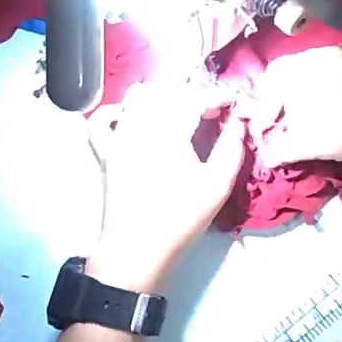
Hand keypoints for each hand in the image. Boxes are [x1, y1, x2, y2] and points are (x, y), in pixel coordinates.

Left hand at [86, 80, 246, 291]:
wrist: (136, 250)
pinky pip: (103, 120)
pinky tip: (134, 118)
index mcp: (169, 132)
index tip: (235, 103)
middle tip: (214, 109)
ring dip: (163, 95)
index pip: (195, 98)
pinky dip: (119, 111)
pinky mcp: (105, 153)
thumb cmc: (180, 219)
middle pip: (167, 90)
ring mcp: (118, 137)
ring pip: (138, 97)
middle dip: (194, 92)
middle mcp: (140, 126)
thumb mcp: (218, 184)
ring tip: (182, 111)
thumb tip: (238, 122)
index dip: (218, 95)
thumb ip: (231, 147)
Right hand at [252, 48, 341, 169]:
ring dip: (306, 106)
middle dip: (283, 109)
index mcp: (311, 63)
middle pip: (292, 78)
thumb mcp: (325, 142)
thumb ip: (288, 147)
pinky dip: (328, 101)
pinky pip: (338, 81)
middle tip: (286, 138)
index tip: (264, 137)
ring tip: (312, 134)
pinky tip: (339, 123)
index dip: (261, 111)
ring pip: (316, 80)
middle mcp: (329, 53)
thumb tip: (265, 154)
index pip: (270, 80)